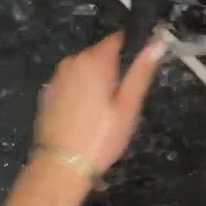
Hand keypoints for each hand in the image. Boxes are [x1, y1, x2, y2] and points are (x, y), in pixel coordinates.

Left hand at [33, 32, 164, 182]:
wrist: (62, 165)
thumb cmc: (101, 136)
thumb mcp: (128, 106)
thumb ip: (142, 72)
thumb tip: (159, 42)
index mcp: (95, 61)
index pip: (116, 40)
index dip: (130, 48)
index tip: (139, 67)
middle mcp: (72, 62)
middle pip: (98, 55)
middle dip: (111, 69)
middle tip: (122, 100)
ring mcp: (56, 77)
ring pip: (82, 70)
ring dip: (94, 81)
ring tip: (104, 110)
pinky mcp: (47, 94)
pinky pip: (70, 85)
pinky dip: (79, 93)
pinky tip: (85, 116)